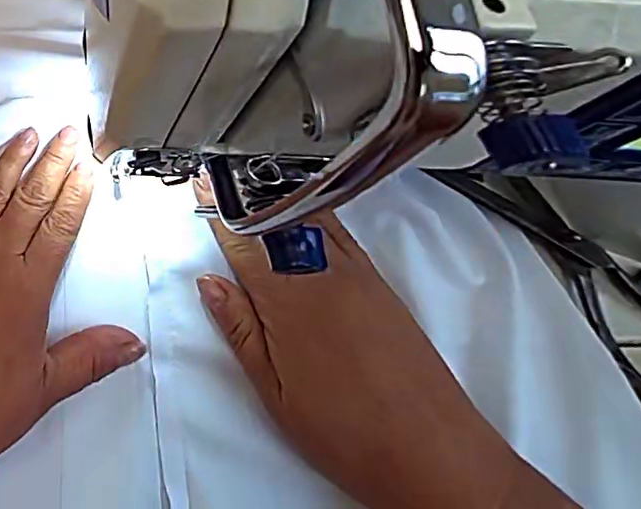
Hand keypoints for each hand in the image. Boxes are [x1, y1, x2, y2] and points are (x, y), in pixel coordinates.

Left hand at [0, 128, 144, 508]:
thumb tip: (128, 344)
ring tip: (29, 133)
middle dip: (54, 161)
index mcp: (26, 291)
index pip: (62, 225)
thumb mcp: (39, 391)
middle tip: (68, 133)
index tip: (89, 166)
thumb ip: (87, 358)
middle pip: (32, 198)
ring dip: (12, 158)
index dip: (78, 191)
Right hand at [197, 204, 580, 508]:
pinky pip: (338, 231)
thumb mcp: (275, 391)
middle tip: (217, 183)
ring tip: (250, 189)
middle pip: (271, 219)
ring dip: (273, 199)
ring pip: (306, 218)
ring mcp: (353, 276)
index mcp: (287, 301)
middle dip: (239, 198)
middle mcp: (320, 277)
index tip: (202, 191)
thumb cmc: (356, 434)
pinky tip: (301, 212)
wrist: (438, 458)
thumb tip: (210, 285)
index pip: (240, 240)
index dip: (216, 211)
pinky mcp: (378, 283)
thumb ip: (238, 329)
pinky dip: (312, 212)